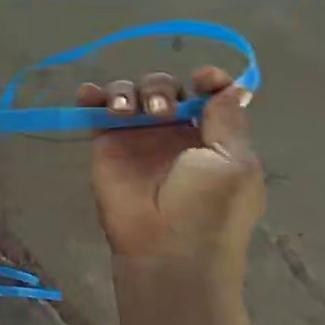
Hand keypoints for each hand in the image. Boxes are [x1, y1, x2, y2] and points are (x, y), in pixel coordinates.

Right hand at [77, 67, 262, 286]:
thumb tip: (234, 88)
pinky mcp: (106, 144)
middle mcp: (173, 131)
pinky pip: (96, 110)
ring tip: (125, 112)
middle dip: (161, 89)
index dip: (208, 80)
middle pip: (165, 88)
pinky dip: (92, 96)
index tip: (202, 78)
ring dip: (127, 90)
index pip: (208, 95)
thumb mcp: (234, 163)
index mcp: (211, 135)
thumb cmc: (209, 207)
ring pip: (130, 92)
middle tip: (160, 113)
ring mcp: (137, 136)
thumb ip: (228, 121)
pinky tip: (90, 95)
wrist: (165, 246)